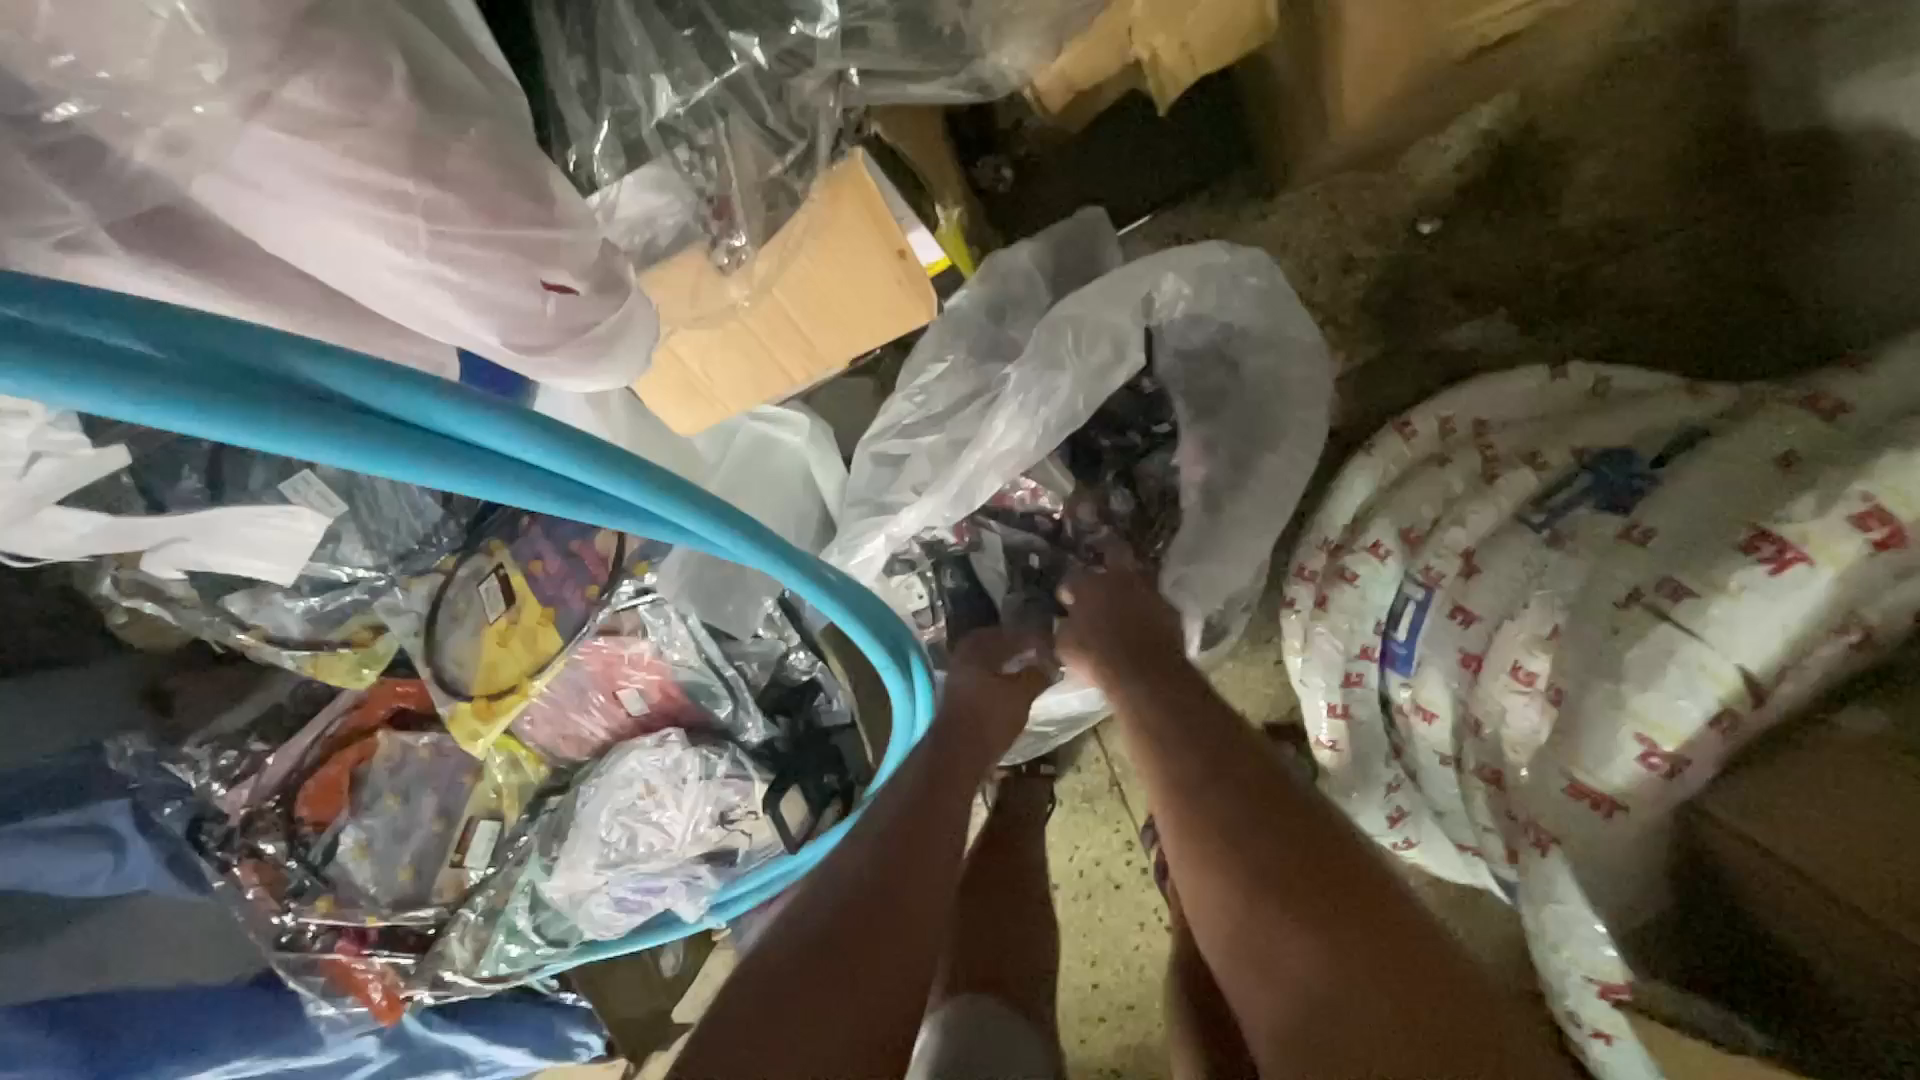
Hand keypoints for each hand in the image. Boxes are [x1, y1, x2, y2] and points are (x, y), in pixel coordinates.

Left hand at [938, 627, 1052, 763]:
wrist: (957, 754)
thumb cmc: (989, 718)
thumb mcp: (1020, 694)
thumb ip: (1037, 675)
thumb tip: (1050, 665)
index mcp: (976, 647)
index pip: (1010, 633)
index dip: (1033, 638)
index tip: (1052, 643)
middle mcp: (963, 656)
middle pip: (997, 644)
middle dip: (1019, 647)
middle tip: (1041, 652)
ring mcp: (959, 676)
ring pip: (990, 661)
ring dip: (1010, 663)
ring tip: (1033, 669)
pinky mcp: (960, 695)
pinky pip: (985, 676)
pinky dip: (1002, 677)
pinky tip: (1016, 686)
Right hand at [1054, 546, 1185, 688]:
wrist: (1146, 673)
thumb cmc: (1097, 658)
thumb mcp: (1066, 647)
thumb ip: (1065, 628)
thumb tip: (1068, 622)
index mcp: (1089, 586)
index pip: (1071, 579)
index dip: (1067, 591)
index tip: (1066, 603)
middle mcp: (1119, 579)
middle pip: (1114, 551)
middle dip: (1106, 551)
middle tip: (1101, 562)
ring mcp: (1148, 590)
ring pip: (1139, 574)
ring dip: (1130, 583)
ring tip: (1124, 597)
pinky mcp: (1169, 608)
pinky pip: (1155, 601)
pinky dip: (1148, 607)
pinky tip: (1144, 620)